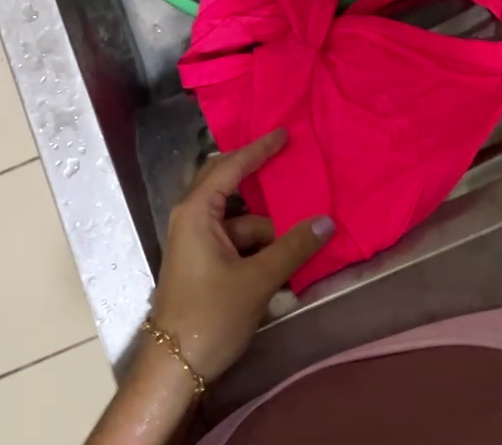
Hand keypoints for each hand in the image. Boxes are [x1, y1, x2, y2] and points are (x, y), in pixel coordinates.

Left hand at [148, 129, 332, 381]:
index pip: (230, 166)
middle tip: (290, 167)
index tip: (283, 134)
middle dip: (259, 181)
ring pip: (238, 222)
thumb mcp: (257, 280)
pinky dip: (257, 248)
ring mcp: (194, 242)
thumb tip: (326, 222)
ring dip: (266, 230)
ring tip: (300, 240)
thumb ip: (293, 247)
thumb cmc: (210, 315)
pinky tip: (283, 264)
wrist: (174, 366)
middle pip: (229, 187)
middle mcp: (191, 218)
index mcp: (196, 211)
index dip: (258, 150)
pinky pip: (234, 242)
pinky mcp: (201, 263)